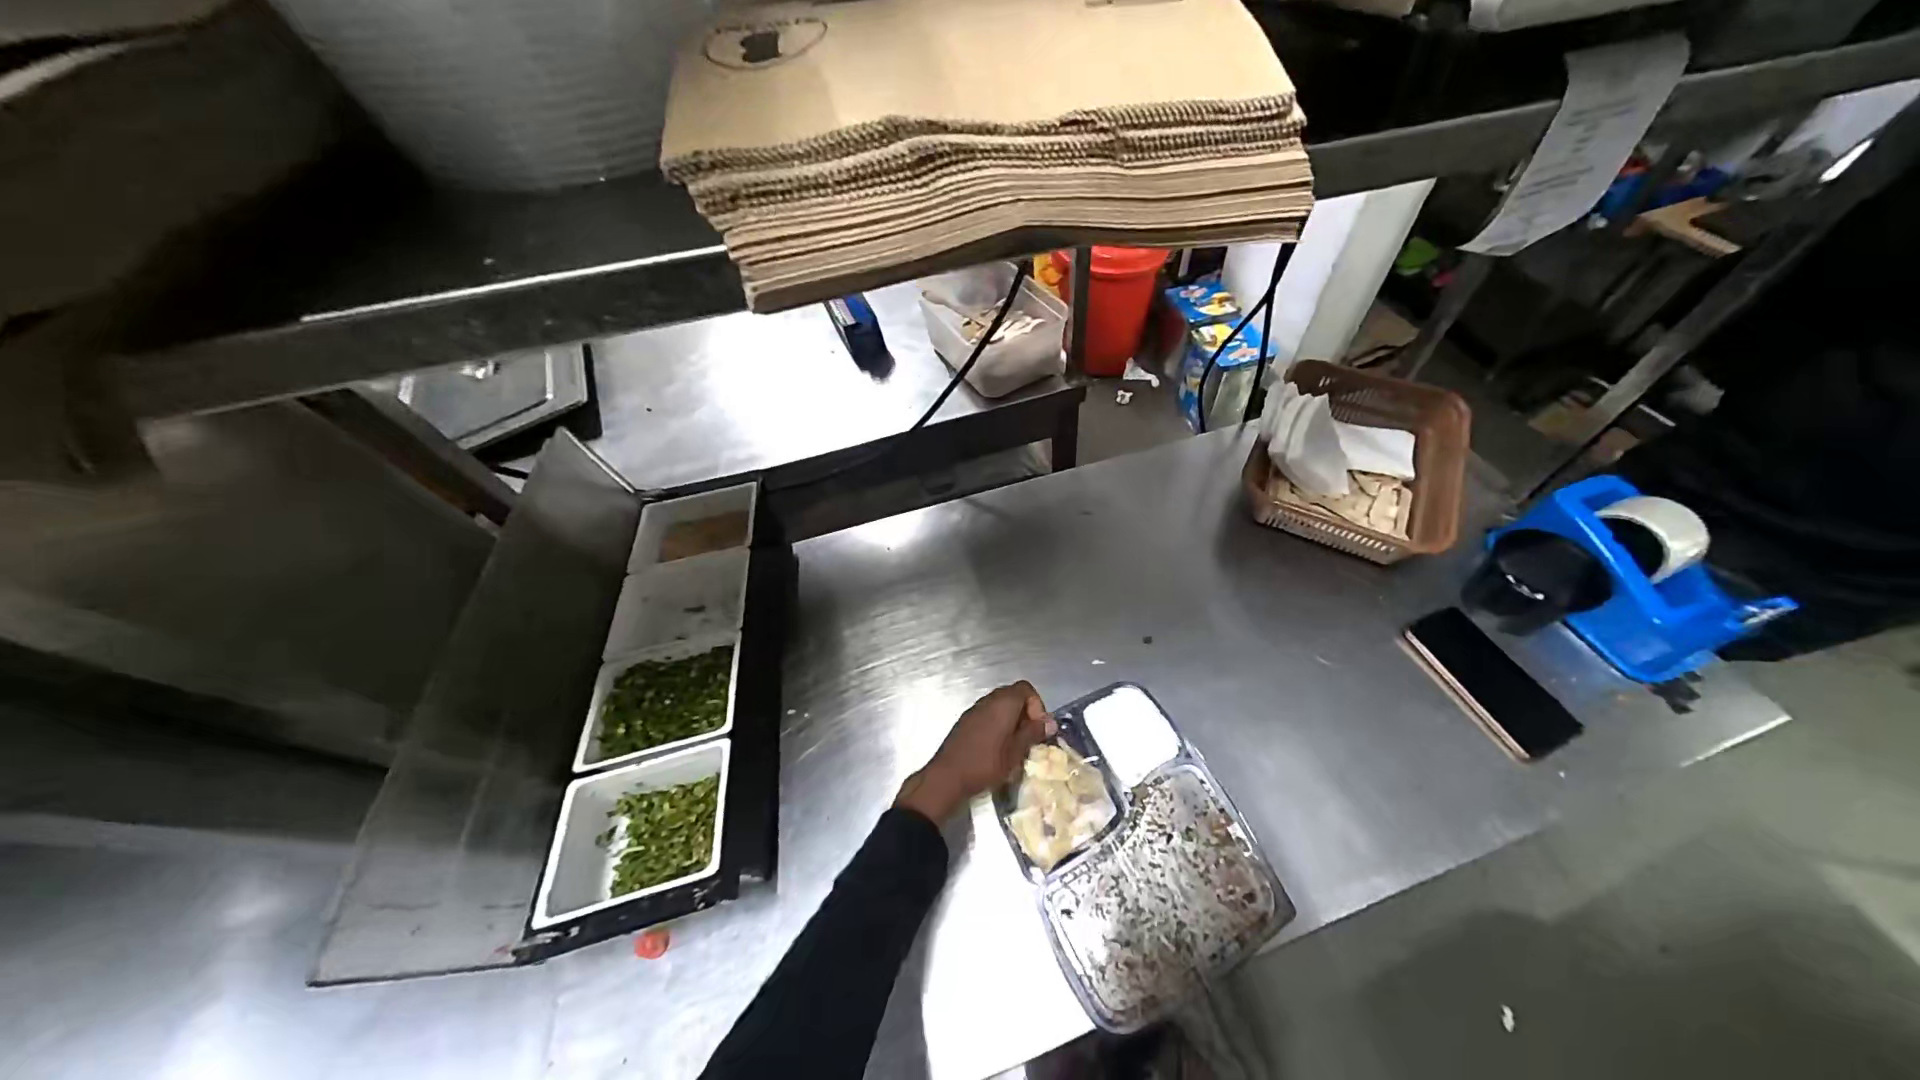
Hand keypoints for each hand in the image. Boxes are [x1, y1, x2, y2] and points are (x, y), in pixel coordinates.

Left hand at [895, 681, 1054, 822]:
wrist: (948, 776)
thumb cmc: (986, 763)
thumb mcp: (1016, 751)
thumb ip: (1033, 732)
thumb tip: (1050, 722)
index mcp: (1003, 702)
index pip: (1026, 689)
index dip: (1037, 705)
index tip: (1037, 728)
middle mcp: (988, 700)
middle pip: (1013, 695)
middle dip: (1025, 714)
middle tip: (1029, 738)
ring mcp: (974, 710)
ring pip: (1000, 706)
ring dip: (1011, 720)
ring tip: (1015, 745)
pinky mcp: (965, 721)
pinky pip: (988, 715)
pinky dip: (997, 725)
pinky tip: (997, 747)